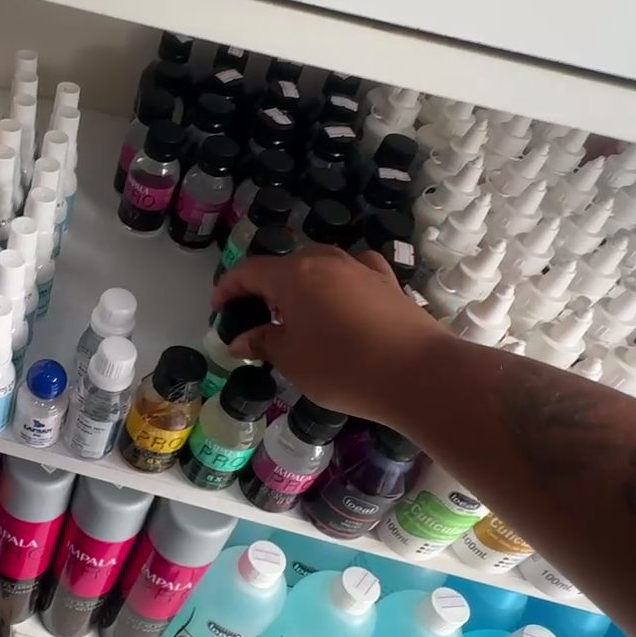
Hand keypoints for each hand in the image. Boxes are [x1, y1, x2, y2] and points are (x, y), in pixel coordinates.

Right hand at [212, 246, 452, 423]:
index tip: (218, 310)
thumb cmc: (342, 366)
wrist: (417, 374)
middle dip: (262, 288)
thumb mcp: (291, 359)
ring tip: (291, 312)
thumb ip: (261, 343)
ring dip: (297, 284)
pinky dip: (335, 281)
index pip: (249, 271)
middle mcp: (326, 262)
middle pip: (283, 265)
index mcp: (294, 275)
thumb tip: (239, 341)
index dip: (228, 289)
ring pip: (317, 265)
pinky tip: (337, 298)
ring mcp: (360, 269)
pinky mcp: (387, 283)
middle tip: (252, 317)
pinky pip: (351, 272)